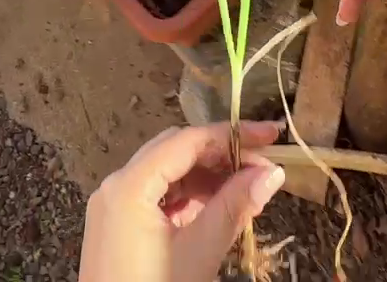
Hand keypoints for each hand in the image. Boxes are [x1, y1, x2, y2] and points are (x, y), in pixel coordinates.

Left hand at [78, 121, 286, 281]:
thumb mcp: (200, 252)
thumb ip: (236, 205)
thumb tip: (274, 172)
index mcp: (129, 184)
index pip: (188, 140)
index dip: (232, 135)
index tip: (270, 135)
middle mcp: (115, 184)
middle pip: (176, 150)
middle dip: (220, 154)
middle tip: (262, 164)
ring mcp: (112, 206)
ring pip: (167, 173)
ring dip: (207, 177)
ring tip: (246, 189)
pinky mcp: (116, 227)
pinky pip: (157, 197)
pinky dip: (188, 198)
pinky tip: (217, 208)